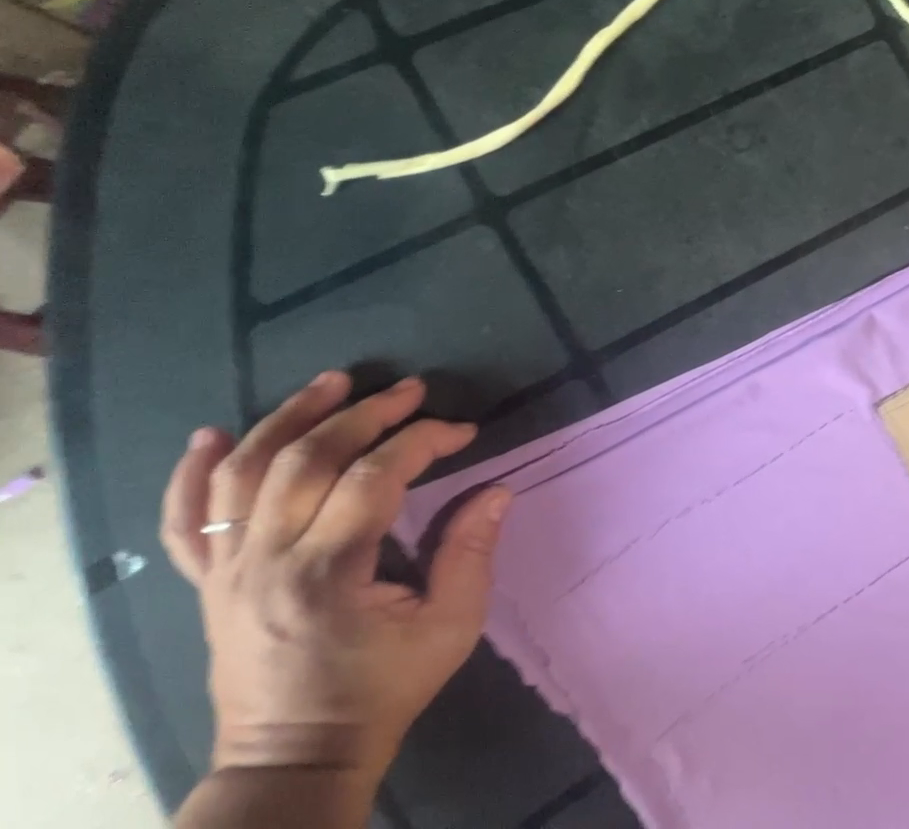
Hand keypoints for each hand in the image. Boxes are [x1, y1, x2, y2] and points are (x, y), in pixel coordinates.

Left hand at [158, 371, 507, 788]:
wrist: (296, 753)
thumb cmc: (383, 689)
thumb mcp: (449, 627)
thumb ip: (470, 554)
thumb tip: (496, 490)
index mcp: (327, 572)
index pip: (374, 477)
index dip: (423, 440)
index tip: (465, 431)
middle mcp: (264, 560)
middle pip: (305, 460)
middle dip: (364, 414)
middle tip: (409, 390)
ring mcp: (225, 569)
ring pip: (243, 473)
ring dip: (287, 418)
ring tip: (331, 382)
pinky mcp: (207, 581)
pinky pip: (185, 519)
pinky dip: (192, 472)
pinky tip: (213, 435)